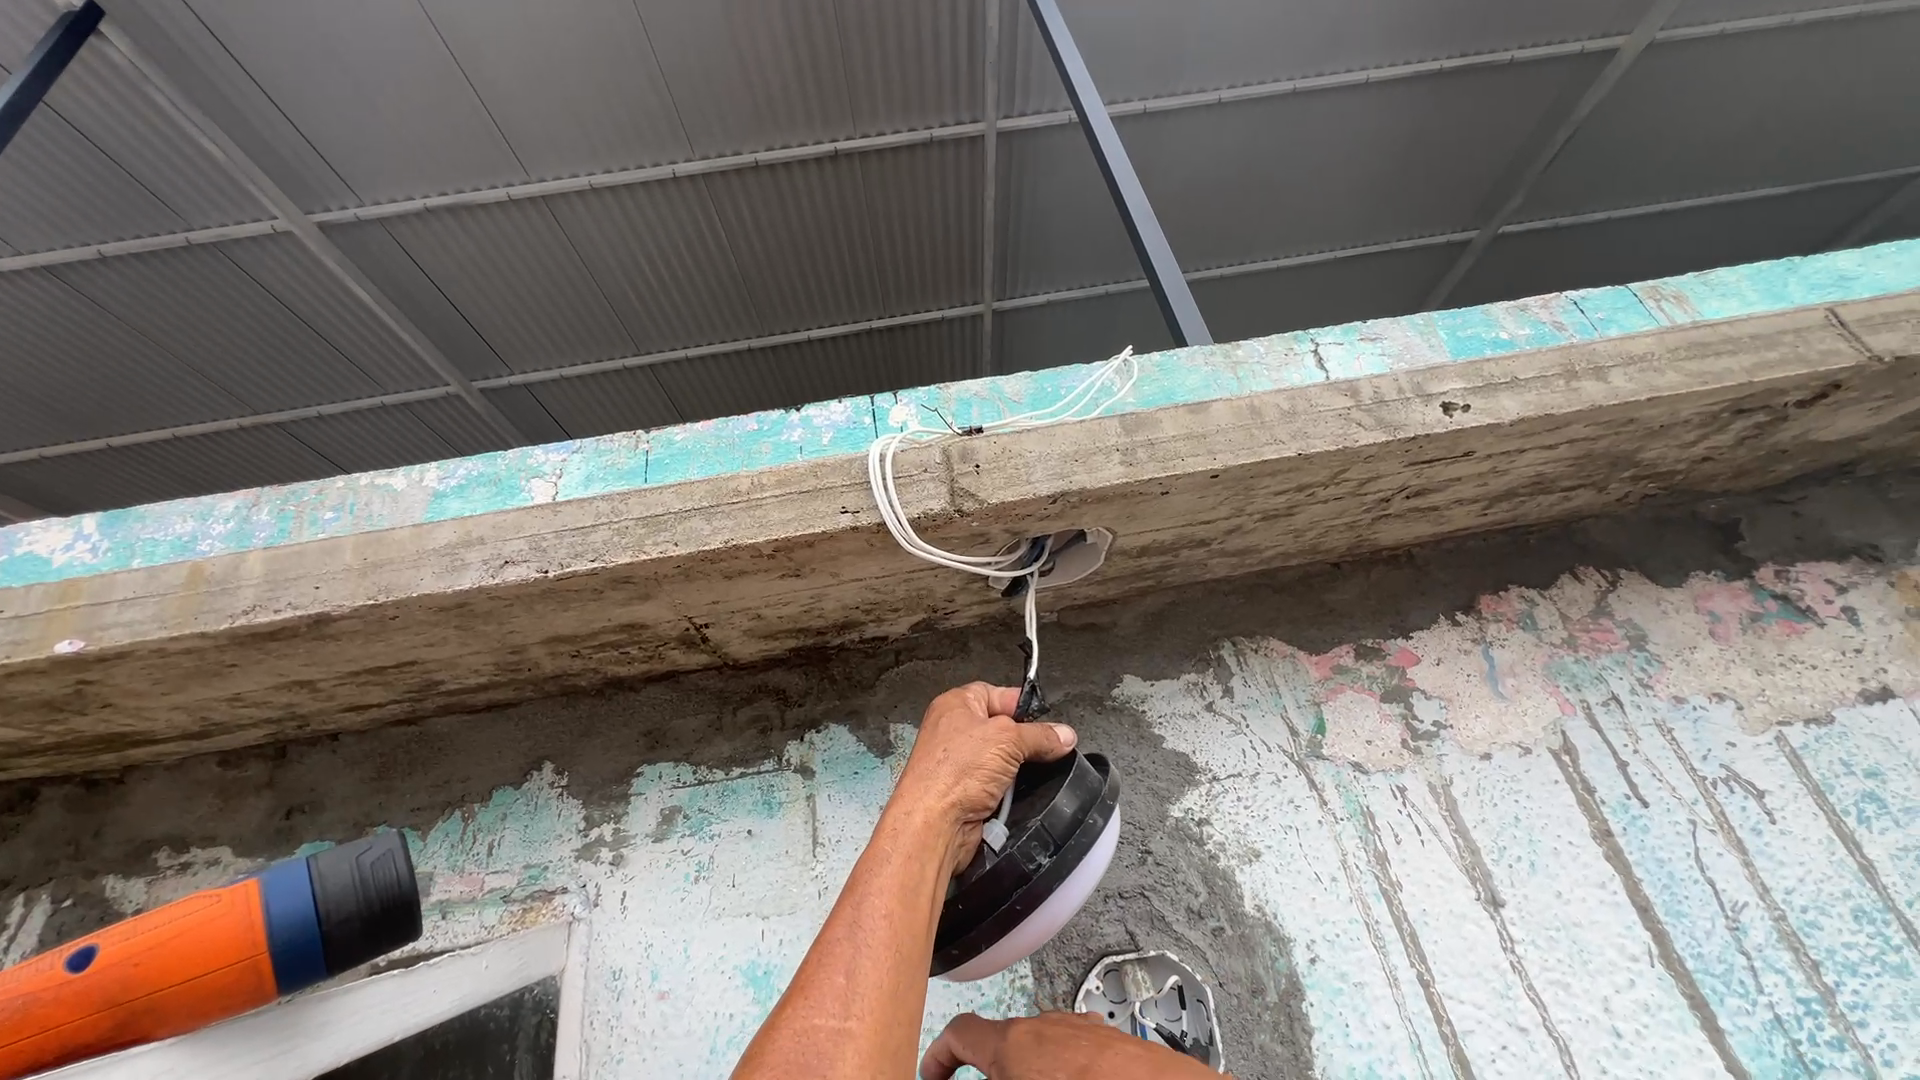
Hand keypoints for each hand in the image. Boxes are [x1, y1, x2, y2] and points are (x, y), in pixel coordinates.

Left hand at [889, 683, 1075, 875]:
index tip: (1046, 719)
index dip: (1022, 704)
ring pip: (1003, 762)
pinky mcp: (965, 793)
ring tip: (1019, 776)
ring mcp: (959, 764)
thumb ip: (1040, 735)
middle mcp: (954, 731)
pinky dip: (1008, 793)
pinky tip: (1011, 796)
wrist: (933, 824)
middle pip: (1003, 729)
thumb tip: (1063, 735)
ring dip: (1015, 772)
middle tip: (1041, 749)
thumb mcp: (1008, 739)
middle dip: (1022, 743)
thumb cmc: (952, 773)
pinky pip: (998, 787)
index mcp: (956, 705)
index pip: (997, 694)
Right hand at [920, 1012, 1221, 1078]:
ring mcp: (1075, 1029)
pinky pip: (1070, 1050)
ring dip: (1025, 1068)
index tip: (931, 1076)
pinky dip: (1059, 1067)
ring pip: (1036, 1046)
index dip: (938, 1056)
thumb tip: (955, 1079)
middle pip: (997, 1042)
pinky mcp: (1104, 1039)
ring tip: (1029, 1079)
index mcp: (1009, 1043)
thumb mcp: (1011, 1074)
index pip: (958, 1033)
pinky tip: (1070, 1076)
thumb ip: (988, 1072)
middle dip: (985, 1070)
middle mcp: (1039, 1026)